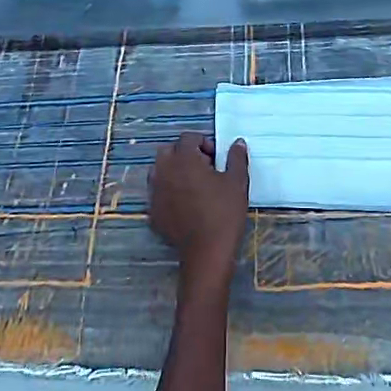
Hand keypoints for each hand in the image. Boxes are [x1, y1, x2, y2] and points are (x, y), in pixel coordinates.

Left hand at [148, 132, 248, 273]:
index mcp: (183, 158)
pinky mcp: (152, 211)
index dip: (204, 143)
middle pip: (169, 150)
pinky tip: (185, 206)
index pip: (188, 137)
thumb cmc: (224, 212)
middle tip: (204, 169)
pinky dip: (168, 192)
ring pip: (159, 170)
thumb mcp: (237, 182)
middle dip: (185, 154)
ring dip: (174, 171)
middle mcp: (163, 170)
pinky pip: (158, 193)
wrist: (207, 252)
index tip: (216, 160)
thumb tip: (237, 142)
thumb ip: (236, 158)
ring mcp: (154, 191)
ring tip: (193, 186)